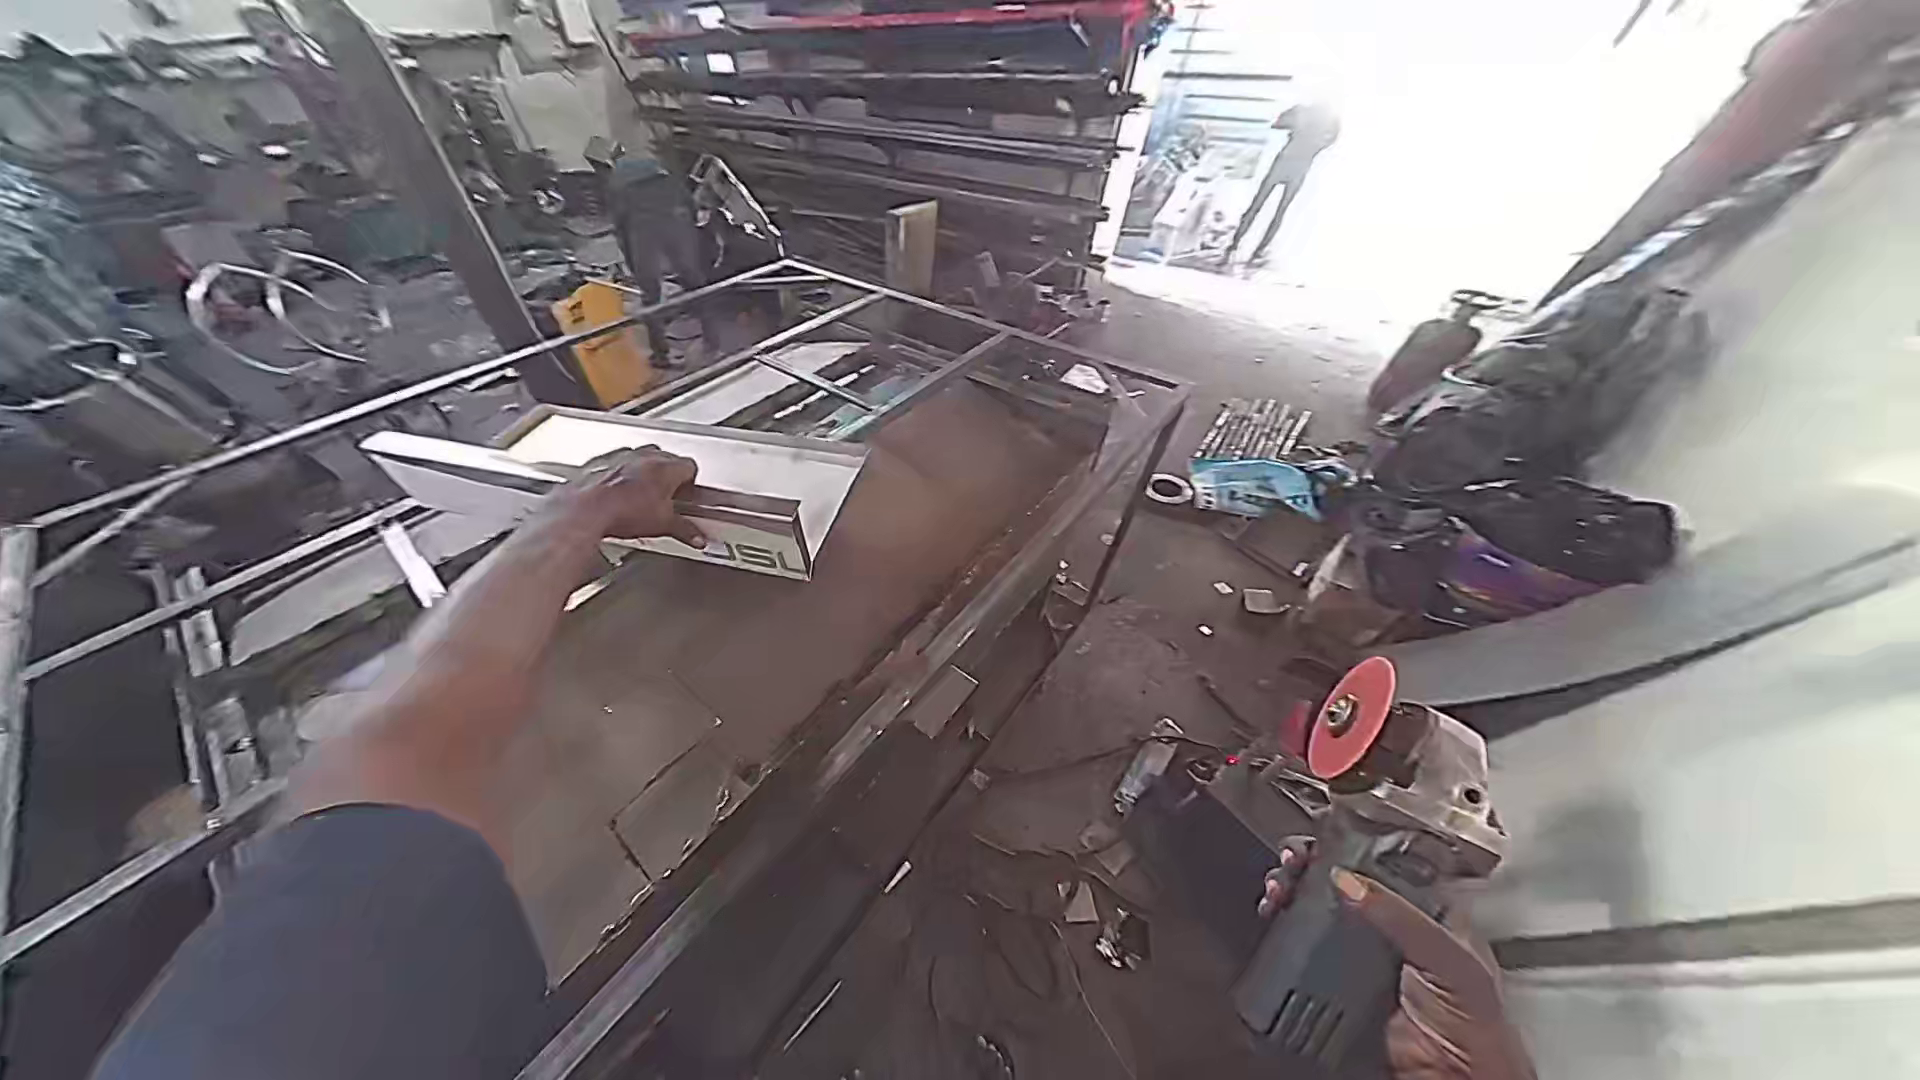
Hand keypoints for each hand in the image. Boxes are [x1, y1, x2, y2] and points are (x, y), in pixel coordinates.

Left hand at [548, 446, 705, 546]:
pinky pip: (613, 464)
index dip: (690, 481)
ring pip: (638, 458)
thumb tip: (696, 537)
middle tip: (666, 494)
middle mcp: (642, 457)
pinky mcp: (596, 463)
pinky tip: (615, 495)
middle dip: (667, 474)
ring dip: (642, 472)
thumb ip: (685, 530)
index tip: (687, 492)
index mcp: (665, 468)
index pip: (689, 466)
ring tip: (640, 494)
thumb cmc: (621, 513)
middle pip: (664, 458)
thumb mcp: (663, 526)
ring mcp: (618, 458)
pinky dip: (617, 475)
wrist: (583, 513)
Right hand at [1259, 842, 1534, 1079]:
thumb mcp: (1452, 962)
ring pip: (1313, 901)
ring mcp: (1358, 946)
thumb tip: (1347, 879)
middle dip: (1308, 861)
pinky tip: (1273, 910)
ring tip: (1279, 885)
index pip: (1380, 861)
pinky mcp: (1332, 969)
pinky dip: (1280, 917)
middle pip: (1337, 875)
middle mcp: (1388, 922)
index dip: (1347, 844)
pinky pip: (1299, 935)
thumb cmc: (1477, 1032)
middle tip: (1293, 856)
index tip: (1321, 836)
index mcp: (1425, 910)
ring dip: (1290, 885)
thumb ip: (1404, 917)